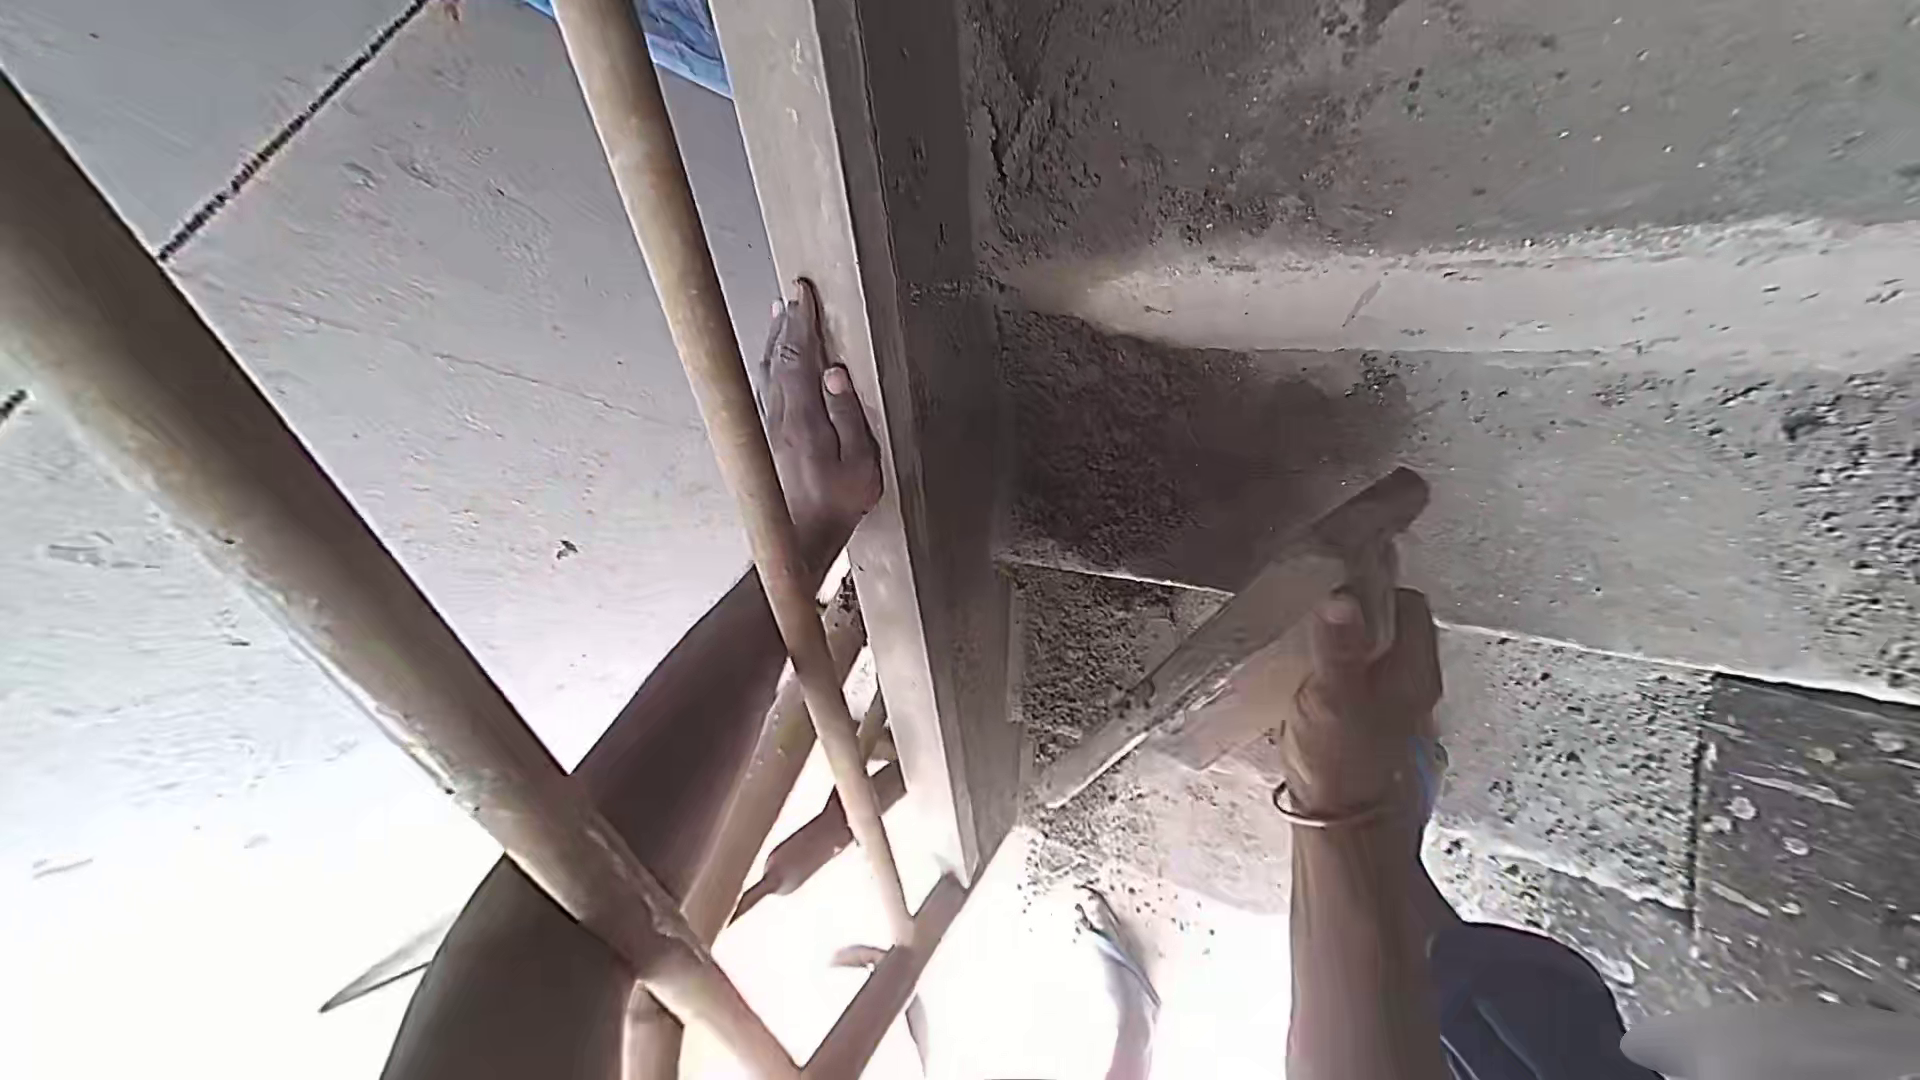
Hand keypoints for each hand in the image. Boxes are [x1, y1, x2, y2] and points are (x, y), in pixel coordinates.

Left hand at [754, 279, 881, 569]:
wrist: (798, 537)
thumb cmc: (837, 503)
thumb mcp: (860, 465)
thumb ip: (849, 417)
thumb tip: (836, 374)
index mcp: (804, 419)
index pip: (800, 358)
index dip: (803, 323)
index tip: (804, 292)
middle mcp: (779, 418)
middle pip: (778, 359)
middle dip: (787, 324)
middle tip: (793, 296)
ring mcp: (768, 428)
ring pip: (767, 373)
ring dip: (775, 342)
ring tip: (781, 317)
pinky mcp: (766, 439)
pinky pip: (766, 389)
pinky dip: (771, 366)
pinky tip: (775, 363)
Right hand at [1280, 588, 1441, 816]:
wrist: (1345, 830)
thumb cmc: (1340, 759)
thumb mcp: (1332, 699)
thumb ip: (1337, 648)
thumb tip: (1342, 597)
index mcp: (1412, 671)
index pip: (1407, 604)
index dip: (1376, 582)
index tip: (1335, 572)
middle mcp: (1413, 685)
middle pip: (1392, 628)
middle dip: (1359, 608)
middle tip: (1311, 597)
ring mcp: (1395, 709)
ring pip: (1376, 654)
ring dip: (1347, 638)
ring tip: (1302, 629)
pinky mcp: (1373, 728)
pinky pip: (1360, 679)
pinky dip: (1340, 665)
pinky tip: (1307, 672)